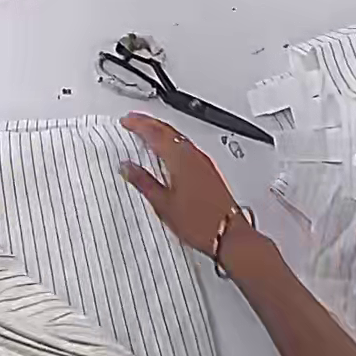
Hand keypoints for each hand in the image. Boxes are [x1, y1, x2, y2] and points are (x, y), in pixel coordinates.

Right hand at [119, 112, 255, 258]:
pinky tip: (168, 150)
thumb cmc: (200, 222)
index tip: (126, 120)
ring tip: (147, 130)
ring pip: (178, 137)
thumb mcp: (163, 203)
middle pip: (168, 131)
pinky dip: (172, 141)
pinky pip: (186, 146)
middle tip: (133, 120)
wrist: (229, 235)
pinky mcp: (208, 170)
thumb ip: (143, 182)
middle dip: (149, 123)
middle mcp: (193, 156)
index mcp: (179, 159)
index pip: (155, 133)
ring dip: (161, 130)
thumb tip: (126, 167)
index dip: (138, 124)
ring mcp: (202, 162)